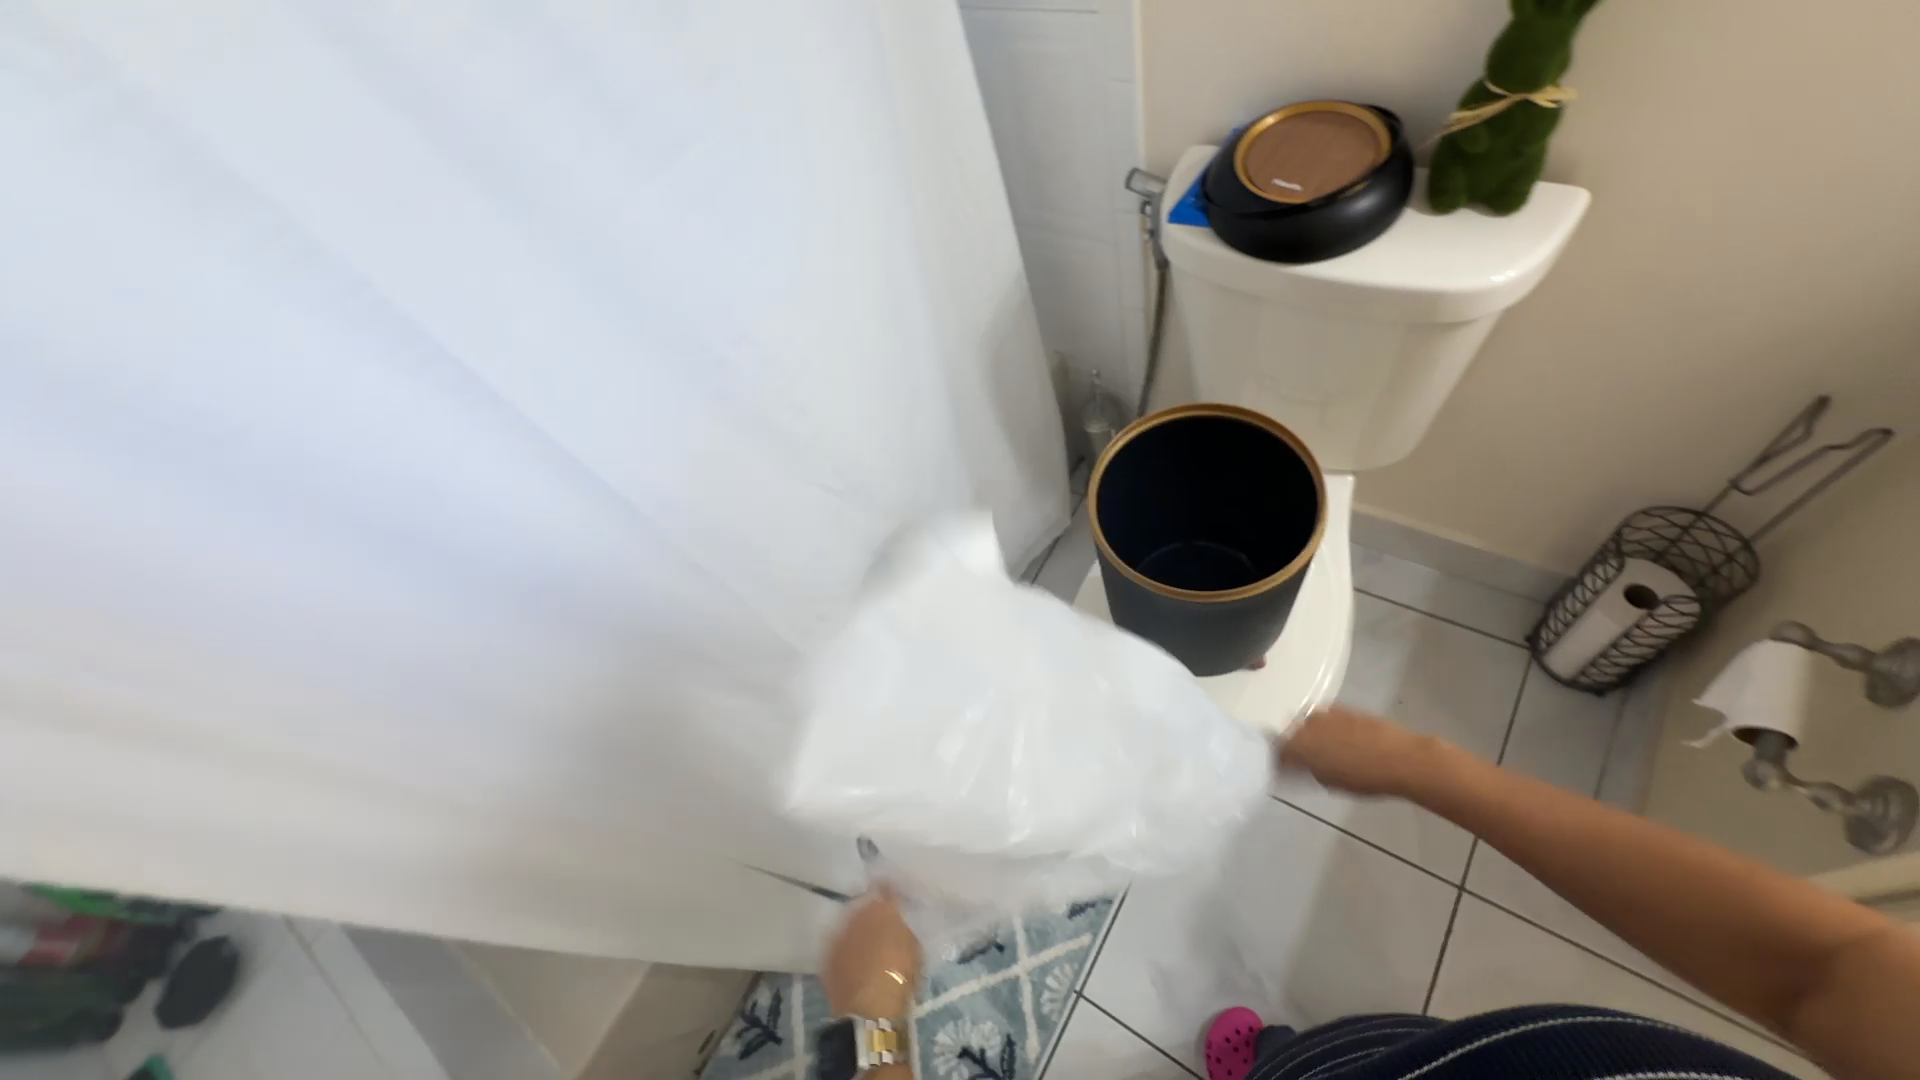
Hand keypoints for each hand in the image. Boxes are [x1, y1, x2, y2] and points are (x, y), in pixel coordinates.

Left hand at [823, 886, 920, 1019]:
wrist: (870, 1009)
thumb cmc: (900, 976)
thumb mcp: (914, 946)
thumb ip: (903, 927)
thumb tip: (897, 919)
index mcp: (882, 908)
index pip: (884, 887)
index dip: (888, 889)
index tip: (893, 894)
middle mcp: (856, 914)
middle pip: (863, 904)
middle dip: (870, 909)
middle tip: (879, 921)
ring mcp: (838, 934)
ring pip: (847, 922)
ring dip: (855, 927)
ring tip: (863, 940)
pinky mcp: (826, 955)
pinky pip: (837, 943)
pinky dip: (843, 946)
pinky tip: (850, 956)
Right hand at [1277, 706, 1438, 796]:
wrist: (1403, 758)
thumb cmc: (1364, 778)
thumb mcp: (1330, 783)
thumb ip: (1307, 773)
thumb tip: (1295, 771)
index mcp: (1298, 744)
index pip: (1278, 752)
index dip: (1280, 763)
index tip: (1285, 772)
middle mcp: (1306, 723)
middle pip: (1291, 734)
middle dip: (1295, 746)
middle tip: (1305, 762)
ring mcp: (1326, 713)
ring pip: (1310, 724)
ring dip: (1312, 735)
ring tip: (1326, 751)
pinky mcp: (1345, 708)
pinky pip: (1328, 718)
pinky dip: (1329, 728)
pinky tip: (1342, 740)